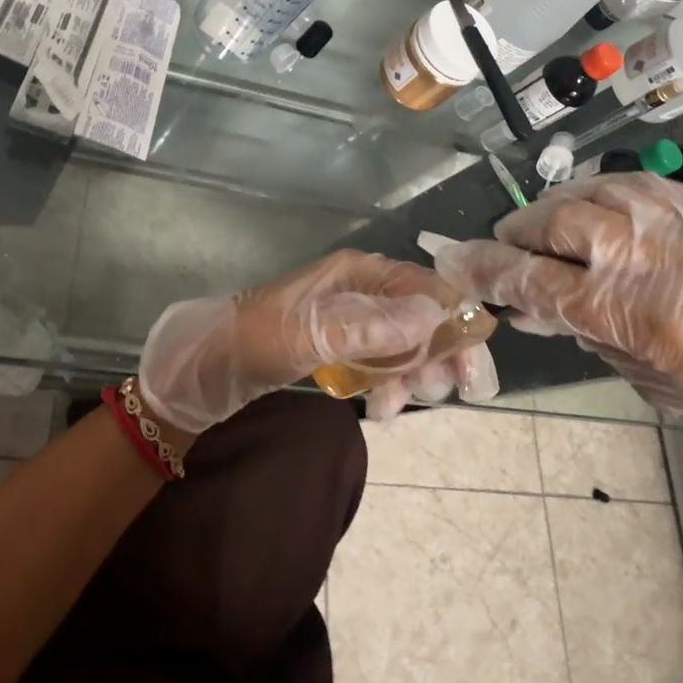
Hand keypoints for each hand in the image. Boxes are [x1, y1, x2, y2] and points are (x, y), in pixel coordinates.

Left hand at [138, 250, 497, 433]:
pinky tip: (379, 409)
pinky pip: (383, 363)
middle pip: (425, 317)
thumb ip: (371, 326)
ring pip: (408, 345)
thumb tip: (433, 316)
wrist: (211, 366)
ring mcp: (354, 319)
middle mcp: (363, 289)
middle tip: (442, 395)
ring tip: (392, 408)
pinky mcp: (344, 346)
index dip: (456, 322)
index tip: (472, 367)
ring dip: (411, 378)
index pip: (427, 286)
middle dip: (437, 357)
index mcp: (358, 272)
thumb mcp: (312, 335)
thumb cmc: (257, 340)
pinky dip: (388, 386)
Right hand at [434, 173, 682, 605]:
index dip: (489, 271)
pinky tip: (606, 214)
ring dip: (561, 206)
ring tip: (549, 224)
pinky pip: (650, 188)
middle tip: (507, 243)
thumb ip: (596, 337)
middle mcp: (673, 258)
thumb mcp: (662, 388)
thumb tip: (538, 308)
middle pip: (565, 222)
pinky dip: (612, 198)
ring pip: (603, 191)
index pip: (542, 284)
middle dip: (521, 231)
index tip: (454, 261)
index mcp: (653, 319)